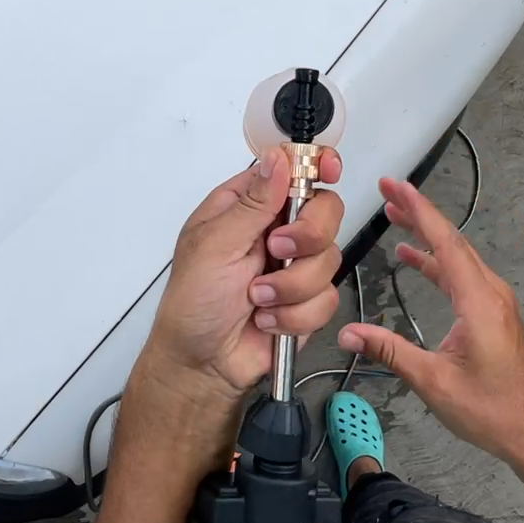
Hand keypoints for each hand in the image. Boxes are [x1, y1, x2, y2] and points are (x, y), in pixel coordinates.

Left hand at [132, 146, 346, 406]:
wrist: (202, 364)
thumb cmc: (193, 300)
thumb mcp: (214, 245)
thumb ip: (252, 203)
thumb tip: (278, 158)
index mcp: (248, 206)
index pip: (291, 170)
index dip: (315, 164)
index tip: (328, 170)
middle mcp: (276, 229)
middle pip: (325, 210)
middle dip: (307, 235)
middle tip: (276, 250)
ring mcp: (295, 266)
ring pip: (329, 258)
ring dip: (291, 286)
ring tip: (257, 300)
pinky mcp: (308, 301)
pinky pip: (327, 298)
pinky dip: (295, 315)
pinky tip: (267, 321)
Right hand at [337, 177, 523, 464]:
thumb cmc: (488, 409)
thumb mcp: (432, 381)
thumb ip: (389, 350)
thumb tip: (347, 333)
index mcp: (478, 301)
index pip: (446, 243)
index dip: (419, 211)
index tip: (396, 186)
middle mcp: (490, 292)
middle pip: (452, 241)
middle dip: (419, 212)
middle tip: (387, 190)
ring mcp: (494, 301)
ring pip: (458, 255)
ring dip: (427, 234)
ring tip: (394, 216)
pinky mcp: (492, 312)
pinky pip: (461, 273)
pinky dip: (436, 260)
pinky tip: (414, 258)